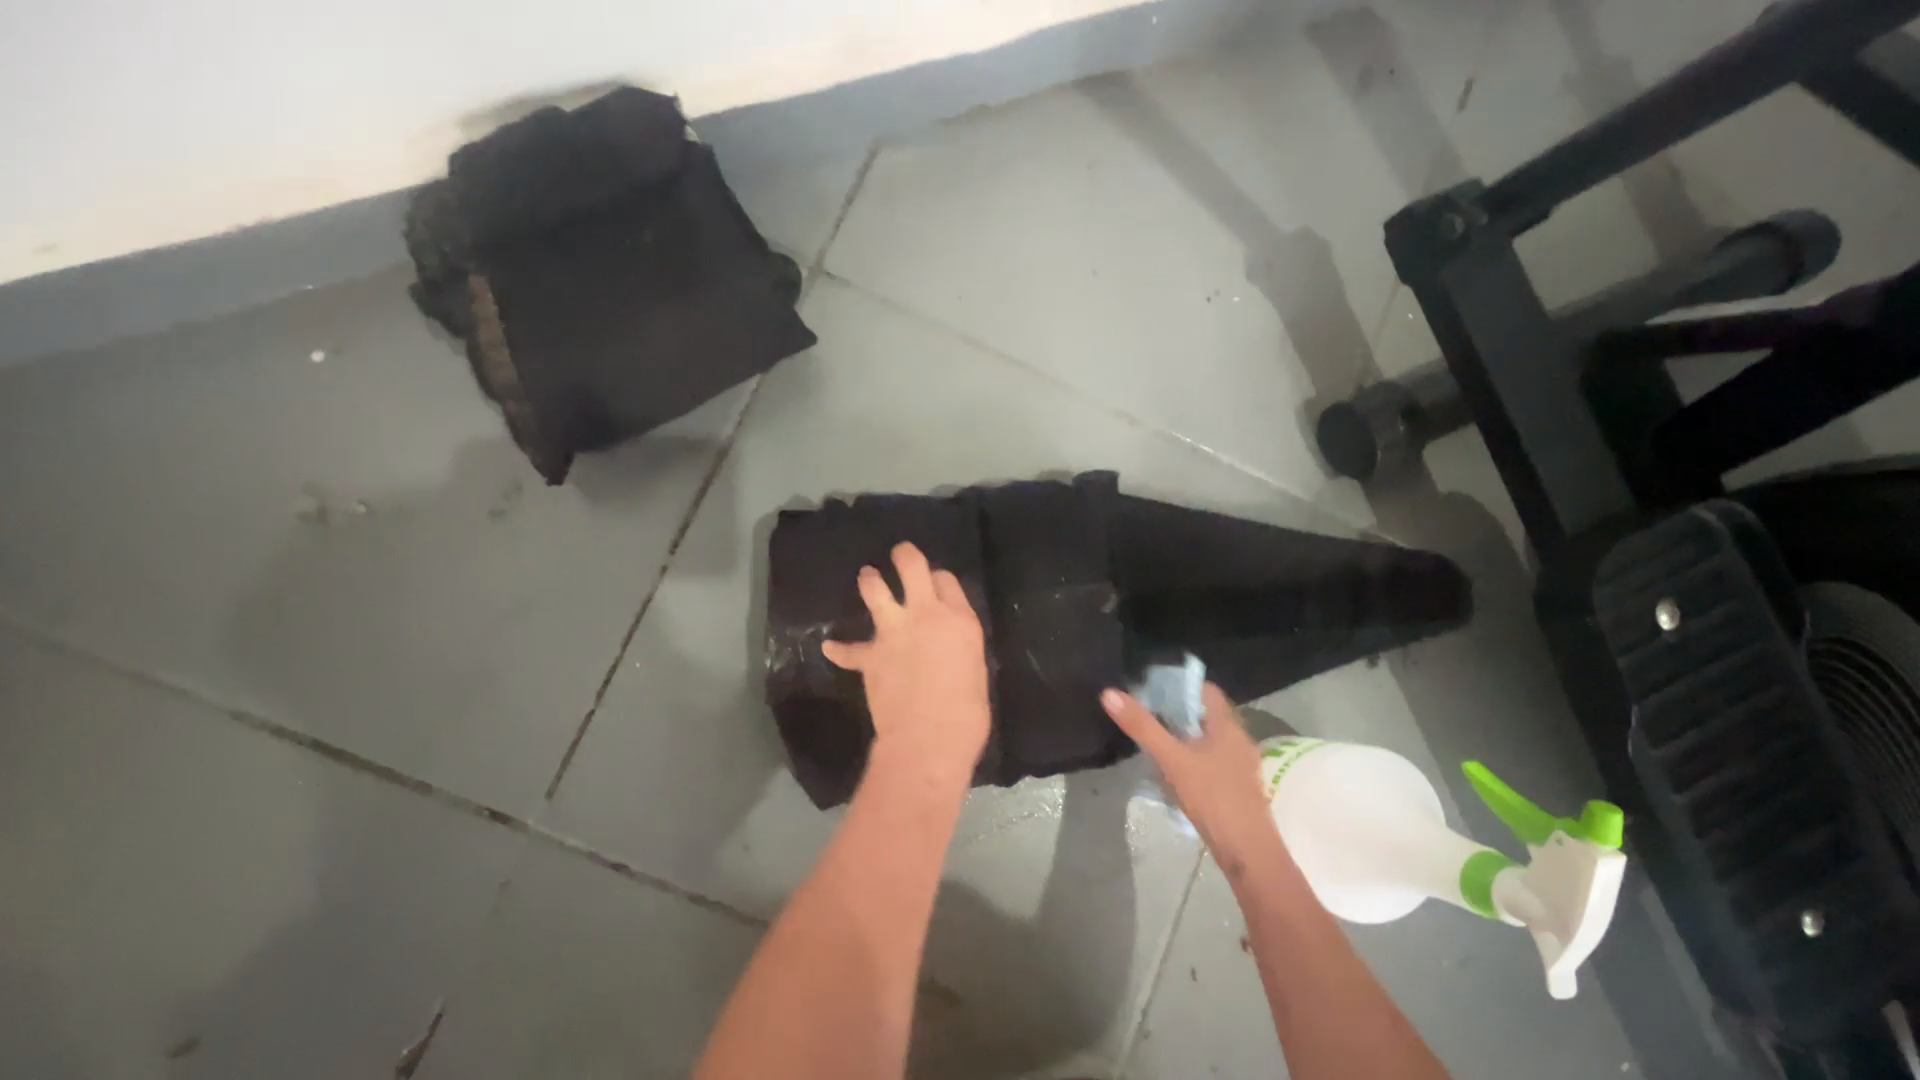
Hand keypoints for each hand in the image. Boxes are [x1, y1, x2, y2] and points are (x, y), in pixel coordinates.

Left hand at [824, 543, 990, 788]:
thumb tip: (952, 650)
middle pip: (911, 567)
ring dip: (870, 581)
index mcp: (959, 621)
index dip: (939, 580)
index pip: (946, 580)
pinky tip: (830, 647)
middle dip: (905, 556)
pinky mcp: (869, 656)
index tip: (936, 584)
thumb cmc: (967, 714)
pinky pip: (848, 649)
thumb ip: (960, 649)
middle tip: (900, 554)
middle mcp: (925, 616)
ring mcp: (893, 633)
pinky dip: (839, 649)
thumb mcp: (976, 671)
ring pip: (875, 590)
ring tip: (866, 576)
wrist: (929, 739)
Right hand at [1103, 683, 1282, 876]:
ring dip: (1183, 738)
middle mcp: (1239, 739)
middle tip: (1145, 716)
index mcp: (1228, 725)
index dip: (1179, 686)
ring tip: (1154, 744)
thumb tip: (1110, 693)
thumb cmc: (1212, 797)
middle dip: (1176, 713)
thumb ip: (1142, 727)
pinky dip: (1192, 760)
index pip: (1206, 690)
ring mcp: (1240, 765)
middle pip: (1205, 715)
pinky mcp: (1237, 787)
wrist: (1246, 851)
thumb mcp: (1171, 760)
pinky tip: (1173, 775)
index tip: (1151, 691)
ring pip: (1208, 740)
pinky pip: (1212, 761)